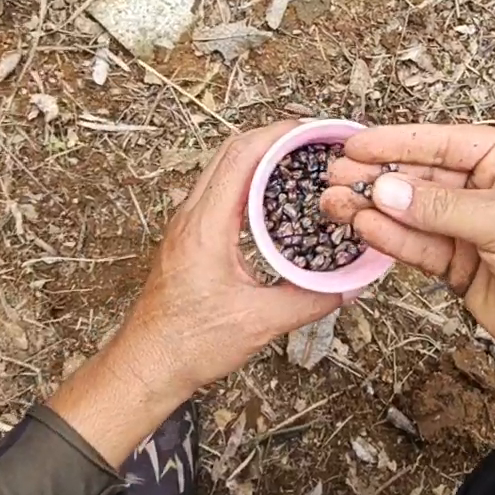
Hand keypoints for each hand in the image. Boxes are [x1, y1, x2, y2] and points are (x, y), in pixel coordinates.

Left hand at [51, 123, 341, 463]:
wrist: (145, 365)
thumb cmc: (189, 344)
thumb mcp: (260, 323)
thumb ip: (310, 301)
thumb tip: (349, 287)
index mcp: (206, 225)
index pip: (241, 157)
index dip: (278, 134)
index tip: (312, 128)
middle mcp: (192, 215)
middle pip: (231, 151)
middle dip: (273, 135)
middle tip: (312, 137)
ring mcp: (186, 223)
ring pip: (223, 167)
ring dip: (258, 154)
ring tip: (297, 156)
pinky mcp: (188, 235)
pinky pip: (219, 188)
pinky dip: (247, 177)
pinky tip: (272, 193)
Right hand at [326, 124, 494, 494]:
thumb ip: (440, 206)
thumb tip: (385, 188)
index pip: (443, 142)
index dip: (397, 142)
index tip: (355, 144)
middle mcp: (486, 188)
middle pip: (422, 176)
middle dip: (378, 176)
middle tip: (335, 176)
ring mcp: (469, 227)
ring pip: (412, 212)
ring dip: (374, 208)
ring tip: (333, 204)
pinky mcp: (457, 263)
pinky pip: (417, 244)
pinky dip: (391, 238)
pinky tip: (363, 228)